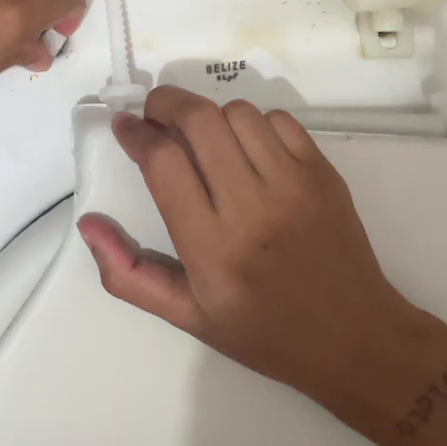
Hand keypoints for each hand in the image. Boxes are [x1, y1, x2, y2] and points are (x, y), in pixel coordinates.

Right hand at [79, 86, 444, 409]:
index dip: (135, 133)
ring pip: (237, 113)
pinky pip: (278, 120)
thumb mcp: (185, 316)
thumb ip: (127, 274)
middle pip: (199, 120)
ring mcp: (294, 186)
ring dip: (209, 115)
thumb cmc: (263, 331)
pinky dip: (252, 123)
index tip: (124, 127)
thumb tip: (88, 224)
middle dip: (165, 104)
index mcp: (212, 247)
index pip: (163, 162)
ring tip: (201, 136)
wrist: (358, 341)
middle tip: (154, 116)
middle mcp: (252, 209)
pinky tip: (246, 148)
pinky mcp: (324, 174)